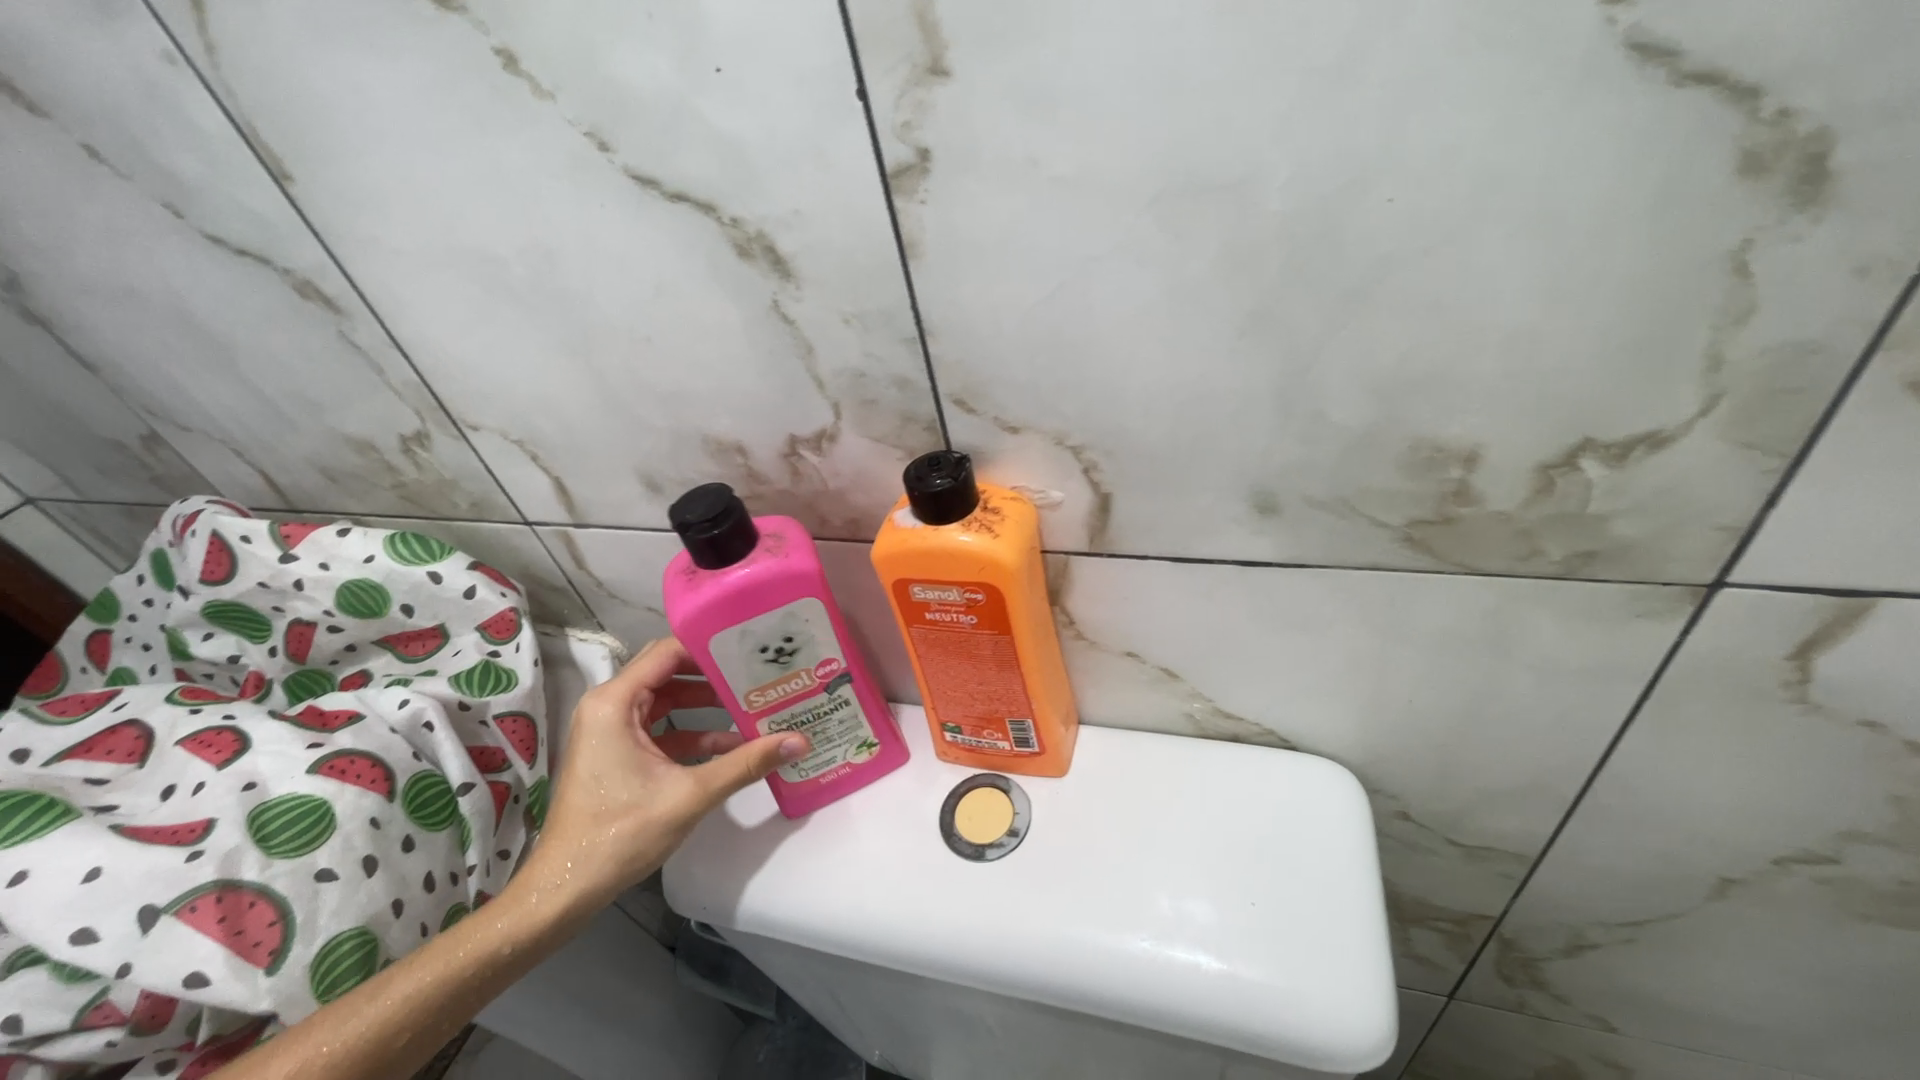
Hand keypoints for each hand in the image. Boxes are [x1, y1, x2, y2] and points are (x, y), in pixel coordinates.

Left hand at [521, 637, 807, 907]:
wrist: (569, 886)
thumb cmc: (621, 832)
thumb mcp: (691, 794)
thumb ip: (746, 763)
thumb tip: (800, 741)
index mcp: (614, 703)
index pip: (667, 653)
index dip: (709, 648)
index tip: (750, 649)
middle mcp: (608, 707)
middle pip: (668, 674)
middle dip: (713, 677)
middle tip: (759, 675)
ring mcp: (610, 732)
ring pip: (666, 703)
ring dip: (706, 708)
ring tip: (753, 706)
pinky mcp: (616, 755)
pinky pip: (660, 730)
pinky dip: (692, 734)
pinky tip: (732, 746)